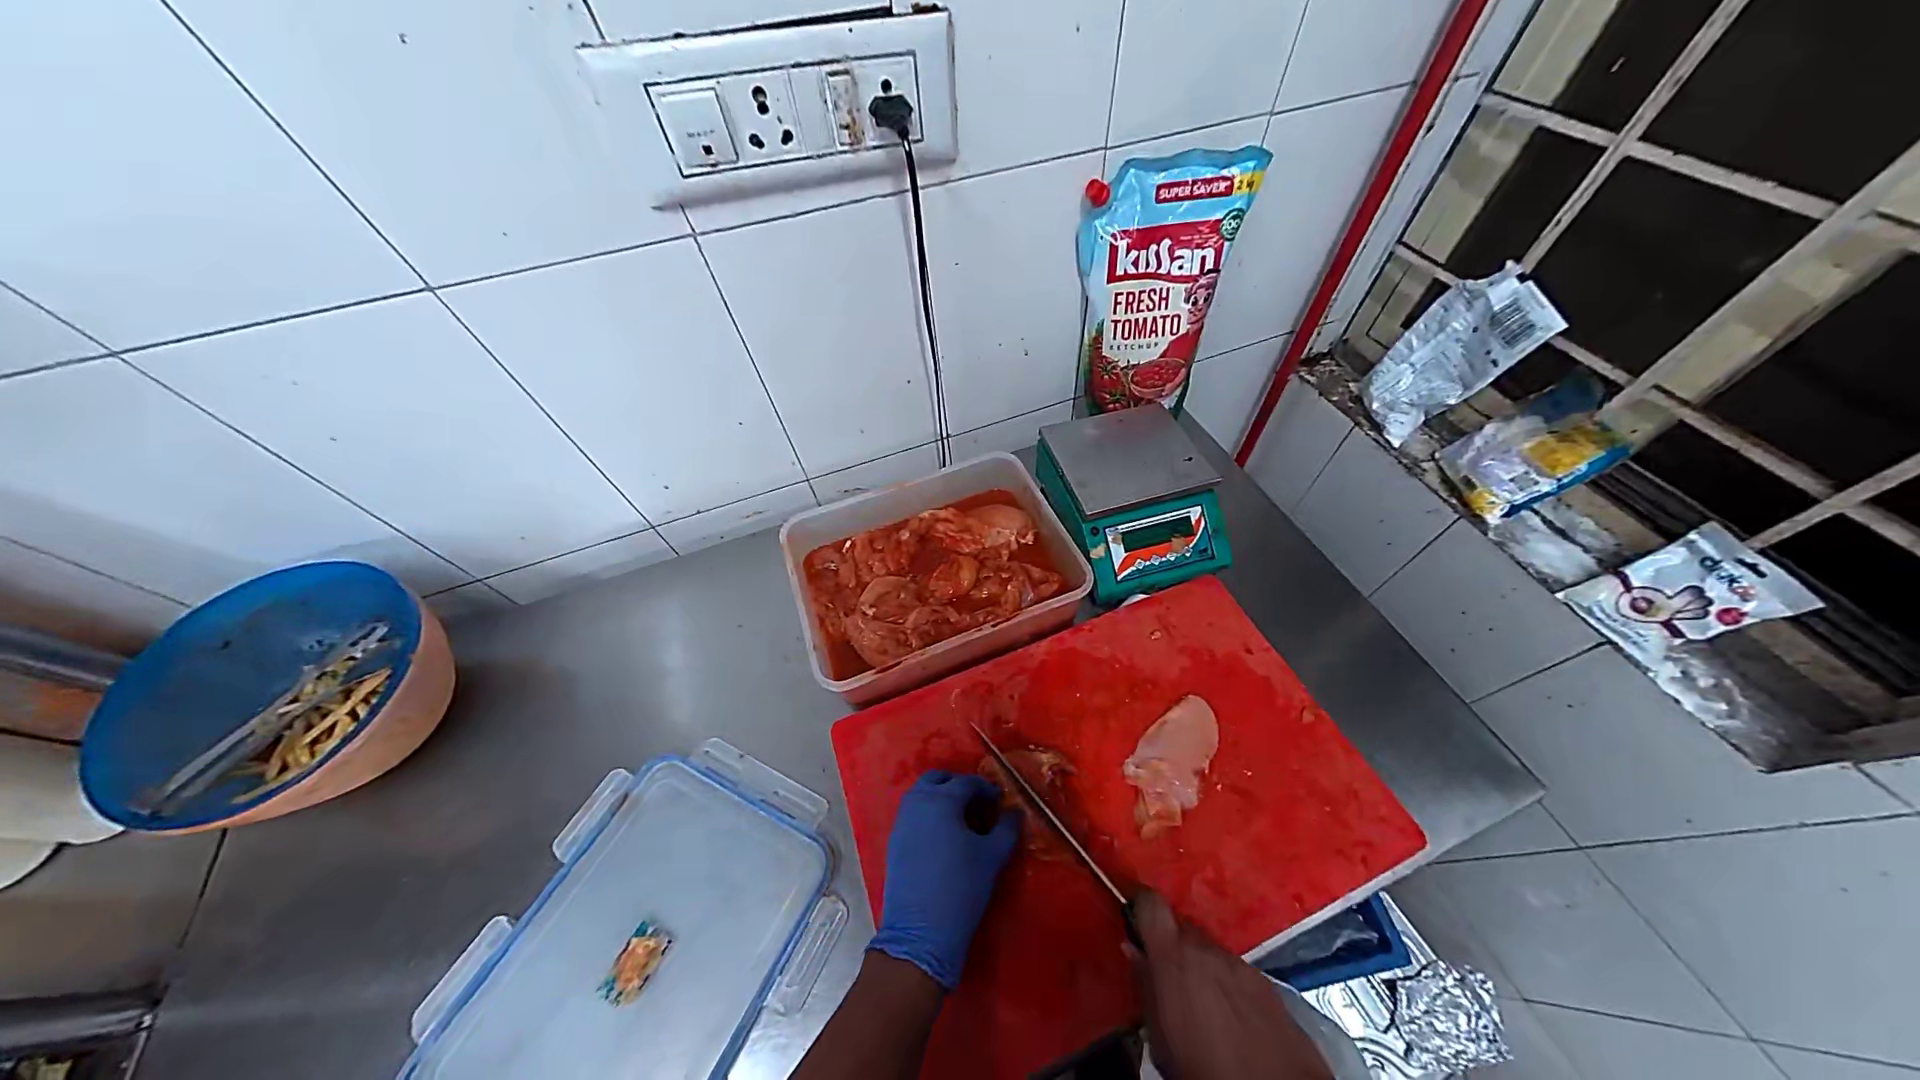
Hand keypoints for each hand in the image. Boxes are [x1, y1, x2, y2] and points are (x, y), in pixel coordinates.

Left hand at [867, 771, 1020, 990]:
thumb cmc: (962, 888)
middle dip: (959, 785)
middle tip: (978, 805)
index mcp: (942, 800)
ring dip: (942, 798)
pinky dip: (929, 814)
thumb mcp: (993, 857)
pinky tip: (945, 838)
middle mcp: (918, 802)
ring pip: (922, 795)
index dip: (986, 789)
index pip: (967, 782)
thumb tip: (1015, 812)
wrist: (922, 932)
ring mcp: (902, 821)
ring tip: (963, 822)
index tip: (1000, 803)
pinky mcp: (894, 840)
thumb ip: (1007, 829)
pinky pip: (913, 814)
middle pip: (938, 779)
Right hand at [1126, 891, 1332, 1079]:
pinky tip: (1231, 1016)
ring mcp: (1240, 964)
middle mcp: (1207, 950)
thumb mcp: (1160, 1038)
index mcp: (1173, 956)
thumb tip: (1133, 950)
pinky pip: (1235, 971)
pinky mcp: (1267, 984)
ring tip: (1201, 1003)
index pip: (1151, 904)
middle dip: (1171, 944)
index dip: (1141, 905)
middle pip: (1182, 928)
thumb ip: (1145, 986)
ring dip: (1201, 966)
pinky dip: (1227, 983)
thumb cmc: (1204, 1069)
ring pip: (1210, 951)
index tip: (1134, 917)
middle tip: (1166, 976)